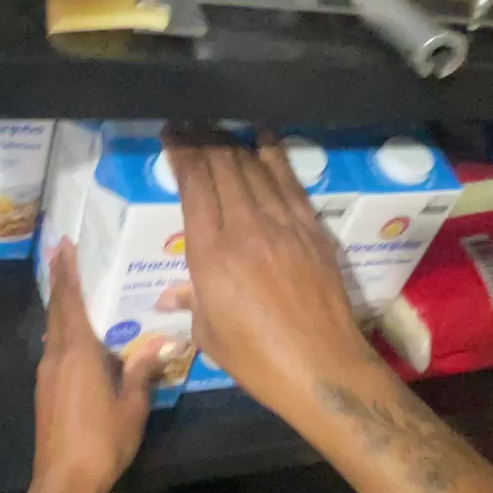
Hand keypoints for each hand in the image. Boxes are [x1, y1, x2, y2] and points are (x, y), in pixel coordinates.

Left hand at [33, 240, 166, 492]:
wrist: (64, 480)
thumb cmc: (103, 440)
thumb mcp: (132, 405)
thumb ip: (141, 370)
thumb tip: (161, 343)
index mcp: (78, 353)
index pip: (70, 302)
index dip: (67, 272)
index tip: (63, 245)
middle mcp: (56, 356)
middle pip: (57, 310)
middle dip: (61, 280)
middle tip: (64, 253)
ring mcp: (46, 374)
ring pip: (53, 329)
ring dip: (61, 306)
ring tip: (75, 289)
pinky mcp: (45, 391)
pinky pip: (54, 348)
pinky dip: (63, 330)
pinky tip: (75, 336)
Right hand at [160, 127, 375, 421]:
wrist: (322, 368)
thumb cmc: (255, 359)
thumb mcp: (208, 333)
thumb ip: (190, 301)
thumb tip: (172, 295)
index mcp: (210, 254)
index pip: (193, 184)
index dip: (180, 152)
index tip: (171, 133)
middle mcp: (245, 228)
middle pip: (222, 166)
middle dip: (202, 138)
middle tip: (189, 124)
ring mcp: (283, 225)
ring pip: (253, 167)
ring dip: (232, 142)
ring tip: (217, 127)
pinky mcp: (312, 229)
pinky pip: (289, 181)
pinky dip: (274, 155)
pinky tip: (263, 137)